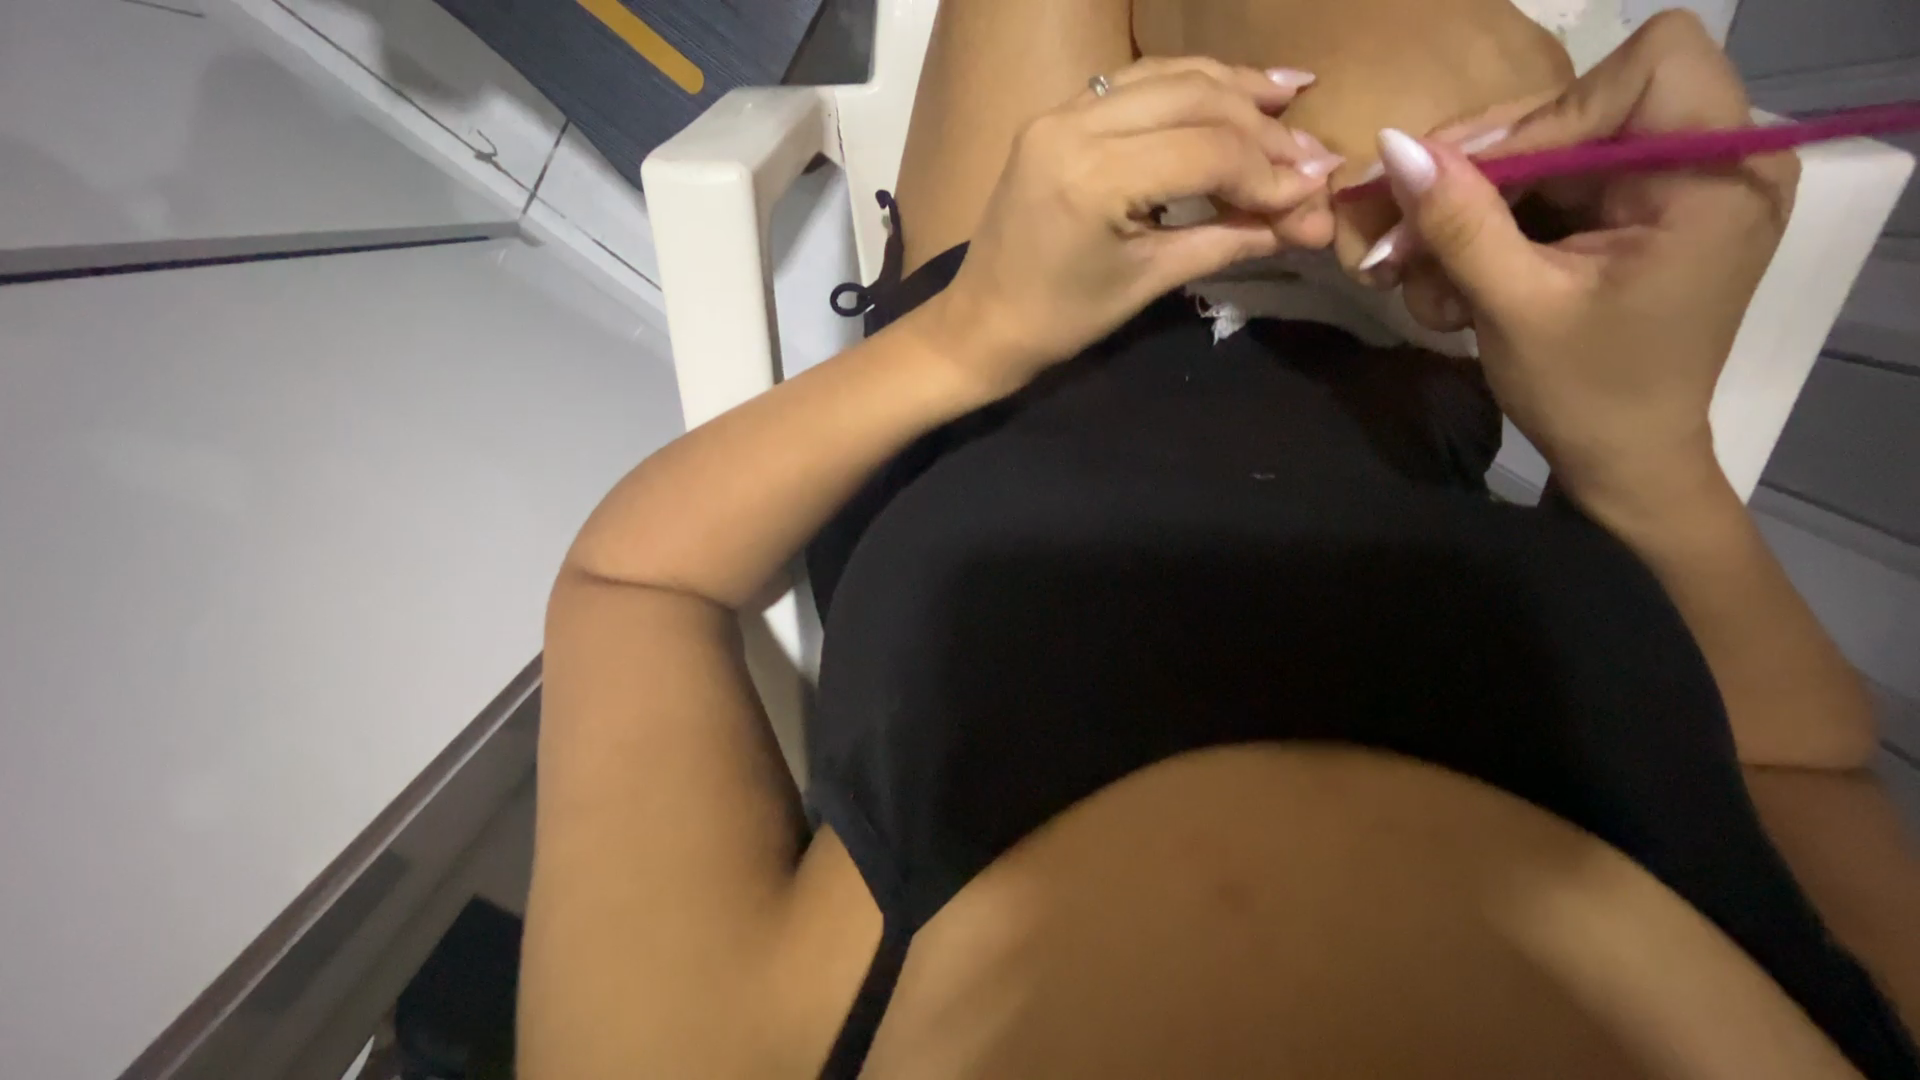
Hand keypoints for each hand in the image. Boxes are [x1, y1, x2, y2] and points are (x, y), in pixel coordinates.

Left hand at [921, 56, 1342, 396]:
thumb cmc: (1059, 321)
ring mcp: (1058, 113)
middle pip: (1196, 99)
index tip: (1316, 193)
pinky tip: (1227, 96)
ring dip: (1231, 90)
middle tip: (1312, 156)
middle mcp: (1073, 124)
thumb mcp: (1147, 281)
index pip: (1207, 150)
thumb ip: (1228, 239)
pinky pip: (1134, 85)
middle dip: (1261, 128)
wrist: (981, 325)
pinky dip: (1185, 89)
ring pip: (1168, 77)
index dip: (1270, 171)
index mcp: (1093, 176)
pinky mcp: (1054, 117)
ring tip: (1289, 104)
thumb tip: (1309, 218)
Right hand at [1372, 11, 1798, 524]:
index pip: (1637, 72)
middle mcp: (1705, 160)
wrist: (1620, 456)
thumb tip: (1393, 148)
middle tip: (1405, 228)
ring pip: (1545, 152)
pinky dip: (1486, 230)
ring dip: (1469, 210)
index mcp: (1715, 173)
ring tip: (1421, 276)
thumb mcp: (1514, 307)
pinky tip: (1452, 281)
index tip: (1458, 183)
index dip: (1542, 117)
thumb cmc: (1584, 392)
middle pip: (1579, 106)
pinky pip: (1542, 192)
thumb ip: (1460, 223)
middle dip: (1483, 170)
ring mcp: (1663, 187)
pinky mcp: (1627, 215)